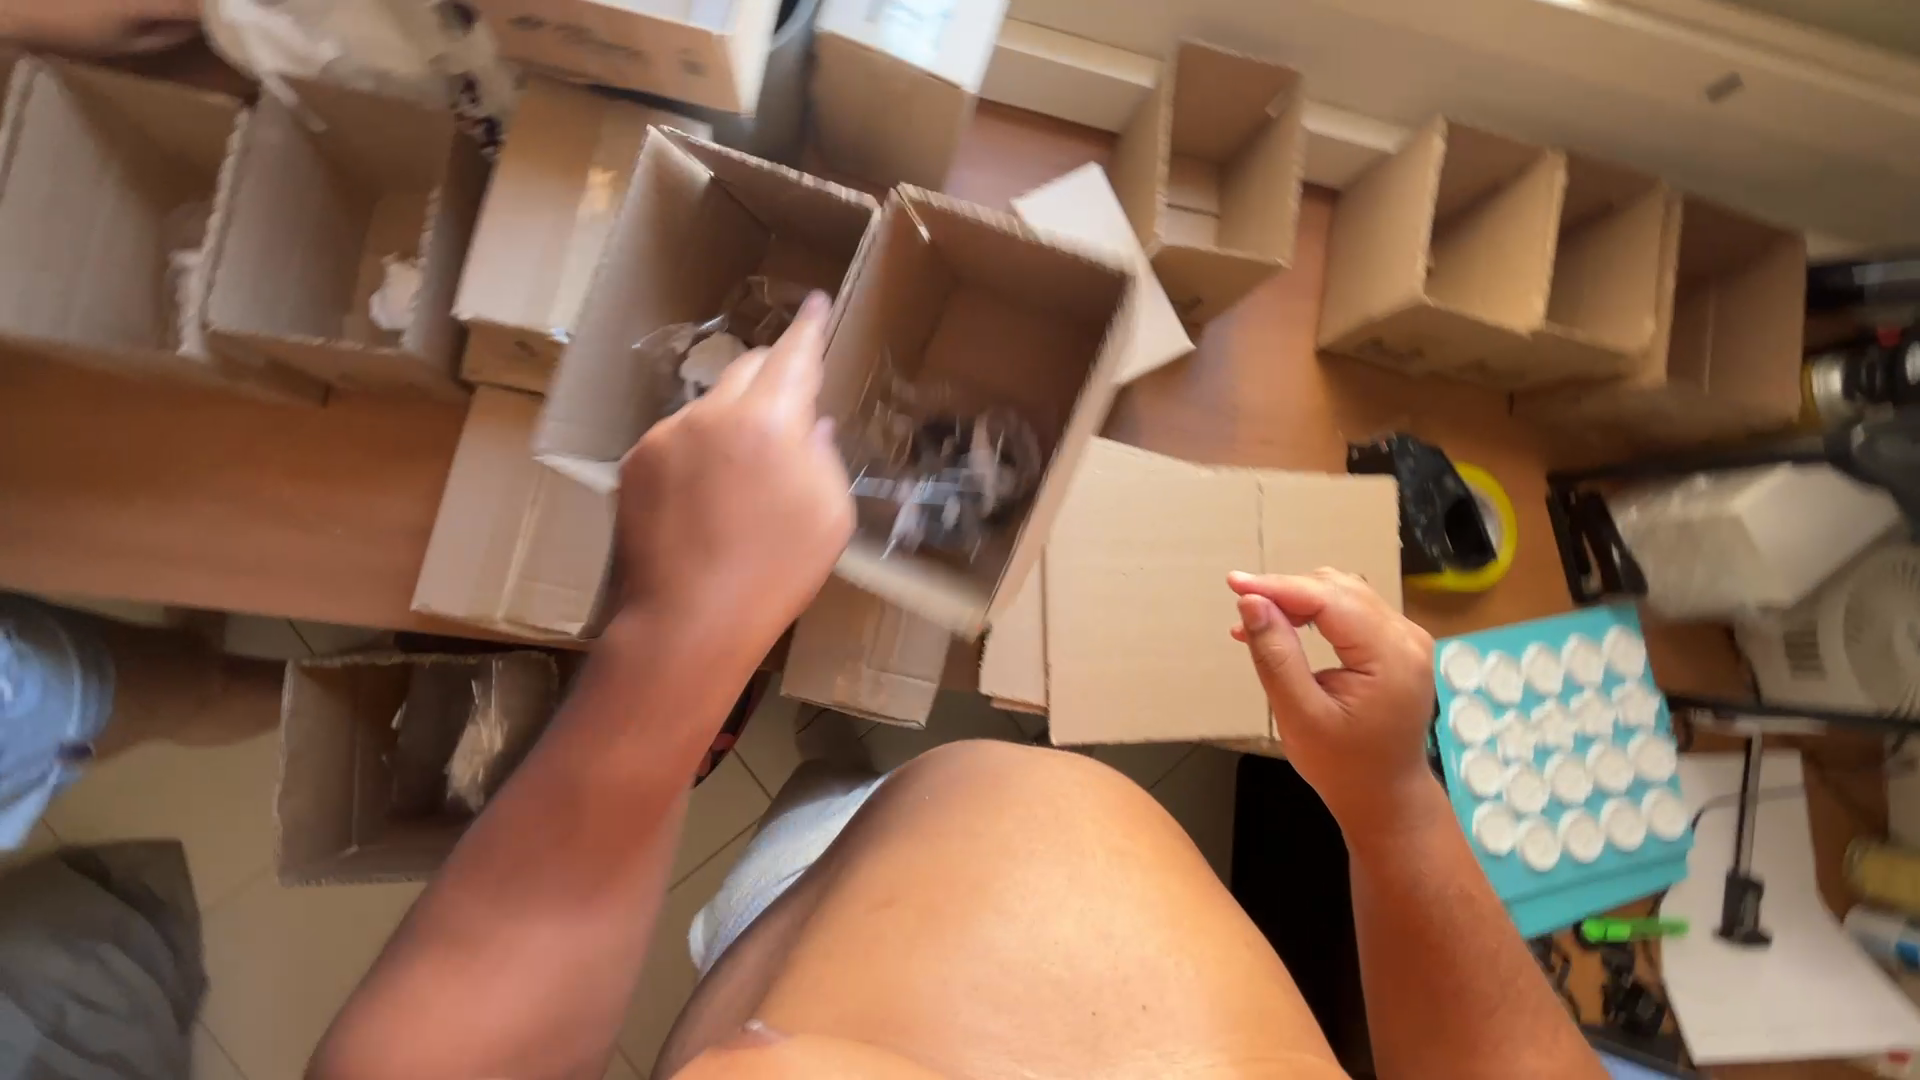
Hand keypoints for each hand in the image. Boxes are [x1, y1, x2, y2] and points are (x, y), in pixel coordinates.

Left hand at [613, 292, 854, 658]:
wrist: (686, 622)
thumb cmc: (776, 574)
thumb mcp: (829, 517)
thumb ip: (823, 456)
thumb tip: (811, 423)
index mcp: (769, 423)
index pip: (794, 356)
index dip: (810, 329)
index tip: (815, 303)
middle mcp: (711, 414)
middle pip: (748, 370)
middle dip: (774, 375)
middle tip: (792, 404)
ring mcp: (665, 436)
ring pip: (711, 407)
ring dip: (735, 423)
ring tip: (746, 479)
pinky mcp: (635, 463)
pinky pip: (680, 439)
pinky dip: (701, 452)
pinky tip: (707, 499)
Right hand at [1228, 570, 1436, 833]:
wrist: (1384, 796)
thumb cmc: (1341, 765)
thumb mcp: (1299, 715)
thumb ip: (1276, 656)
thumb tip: (1251, 602)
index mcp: (1390, 655)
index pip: (1329, 599)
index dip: (1278, 586)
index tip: (1232, 583)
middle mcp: (1406, 636)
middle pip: (1337, 589)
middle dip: (1285, 591)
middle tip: (1241, 610)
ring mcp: (1404, 638)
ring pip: (1342, 593)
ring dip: (1296, 599)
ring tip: (1257, 622)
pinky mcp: (1394, 643)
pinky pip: (1349, 609)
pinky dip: (1311, 610)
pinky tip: (1281, 626)